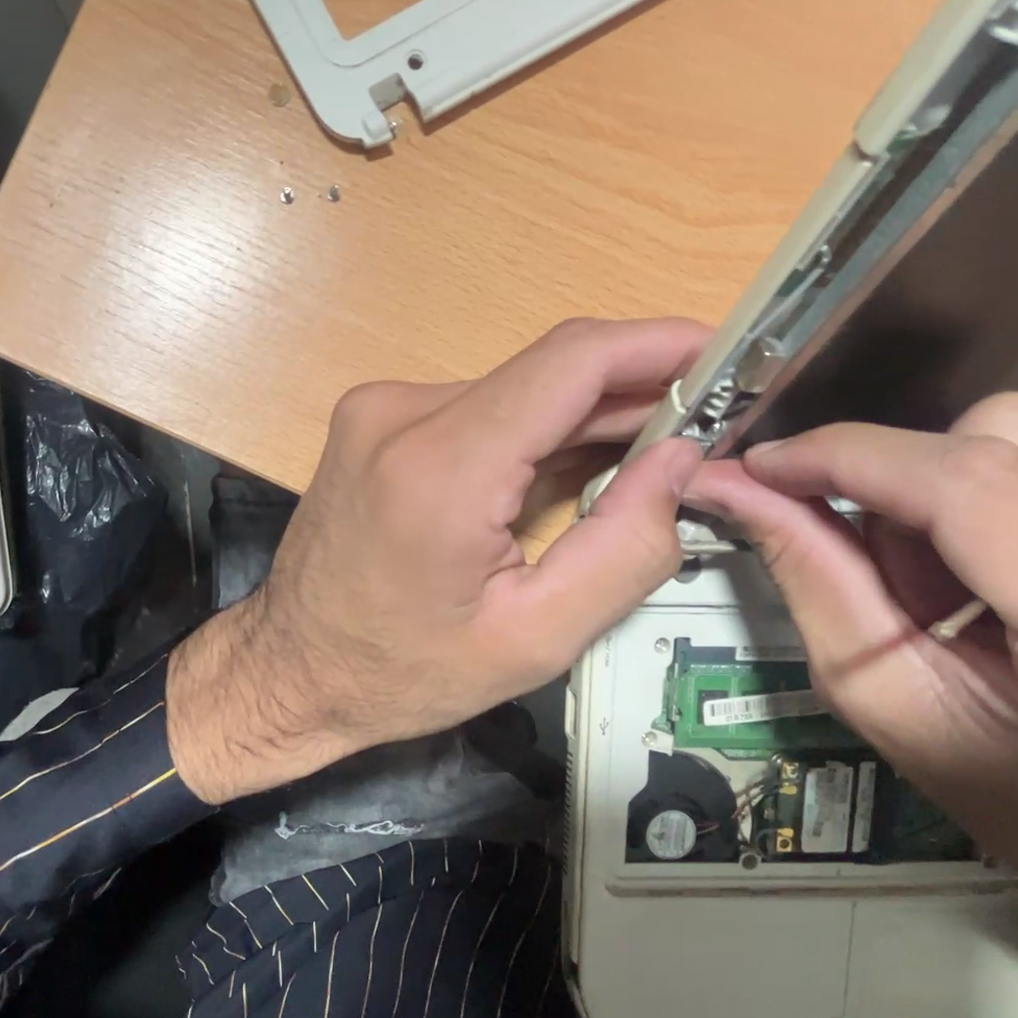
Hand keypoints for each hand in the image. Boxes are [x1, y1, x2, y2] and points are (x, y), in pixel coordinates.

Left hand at [168, 318, 708, 804]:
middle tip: (705, 428)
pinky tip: (572, 463)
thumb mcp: (534, 639)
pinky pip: (477, 405)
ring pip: (515, 387)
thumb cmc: (405, 672)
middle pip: (546, 372)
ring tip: (648, 455)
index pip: (570, 361)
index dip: (658, 346)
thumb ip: (623, 548)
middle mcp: (401, 413)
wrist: (291, 666)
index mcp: (440, 467)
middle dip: (632, 392)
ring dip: (583, 413)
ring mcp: (379, 409)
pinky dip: (532, 427)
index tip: (726, 361)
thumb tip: (681, 458)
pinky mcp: (374, 419)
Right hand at [686, 393, 1017, 1017]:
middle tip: (902, 578)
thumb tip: (736, 482)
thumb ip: (814, 580)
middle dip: (910, 486)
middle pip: (1010, 435)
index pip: (974, 488)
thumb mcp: (894, 705)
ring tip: (983, 589)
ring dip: (972, 495)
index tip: (763, 466)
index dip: (849, 458)